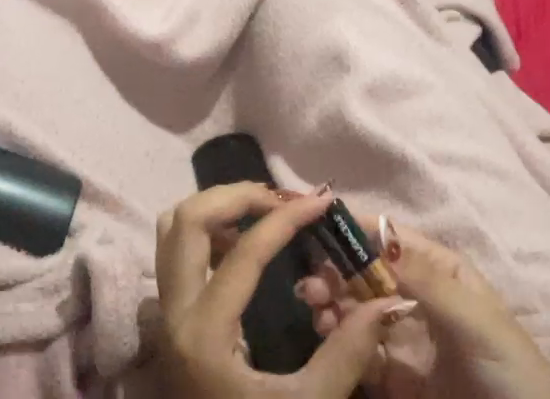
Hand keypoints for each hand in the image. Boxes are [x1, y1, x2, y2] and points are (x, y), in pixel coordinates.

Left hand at [157, 184, 414, 397]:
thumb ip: (346, 353)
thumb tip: (386, 303)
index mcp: (203, 333)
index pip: (243, 252)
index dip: (286, 218)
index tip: (322, 202)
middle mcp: (172, 313)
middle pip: (187, 220)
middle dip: (236, 196)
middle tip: (283, 198)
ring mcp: (163, 315)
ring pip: (172, 230)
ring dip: (215, 210)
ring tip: (262, 215)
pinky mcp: (167, 321)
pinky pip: (174, 252)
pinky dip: (204, 232)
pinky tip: (241, 247)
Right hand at [297, 215, 549, 398]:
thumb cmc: (509, 366)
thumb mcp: (474, 319)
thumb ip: (426, 280)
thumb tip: (380, 235)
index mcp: (438, 271)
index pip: (389, 239)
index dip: (355, 231)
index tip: (317, 228)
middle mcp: (415, 296)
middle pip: (363, 273)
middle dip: (334, 272)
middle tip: (310, 285)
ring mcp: (402, 335)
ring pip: (355, 310)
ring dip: (331, 306)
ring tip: (317, 313)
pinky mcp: (394, 375)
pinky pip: (359, 352)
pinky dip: (340, 344)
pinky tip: (330, 341)